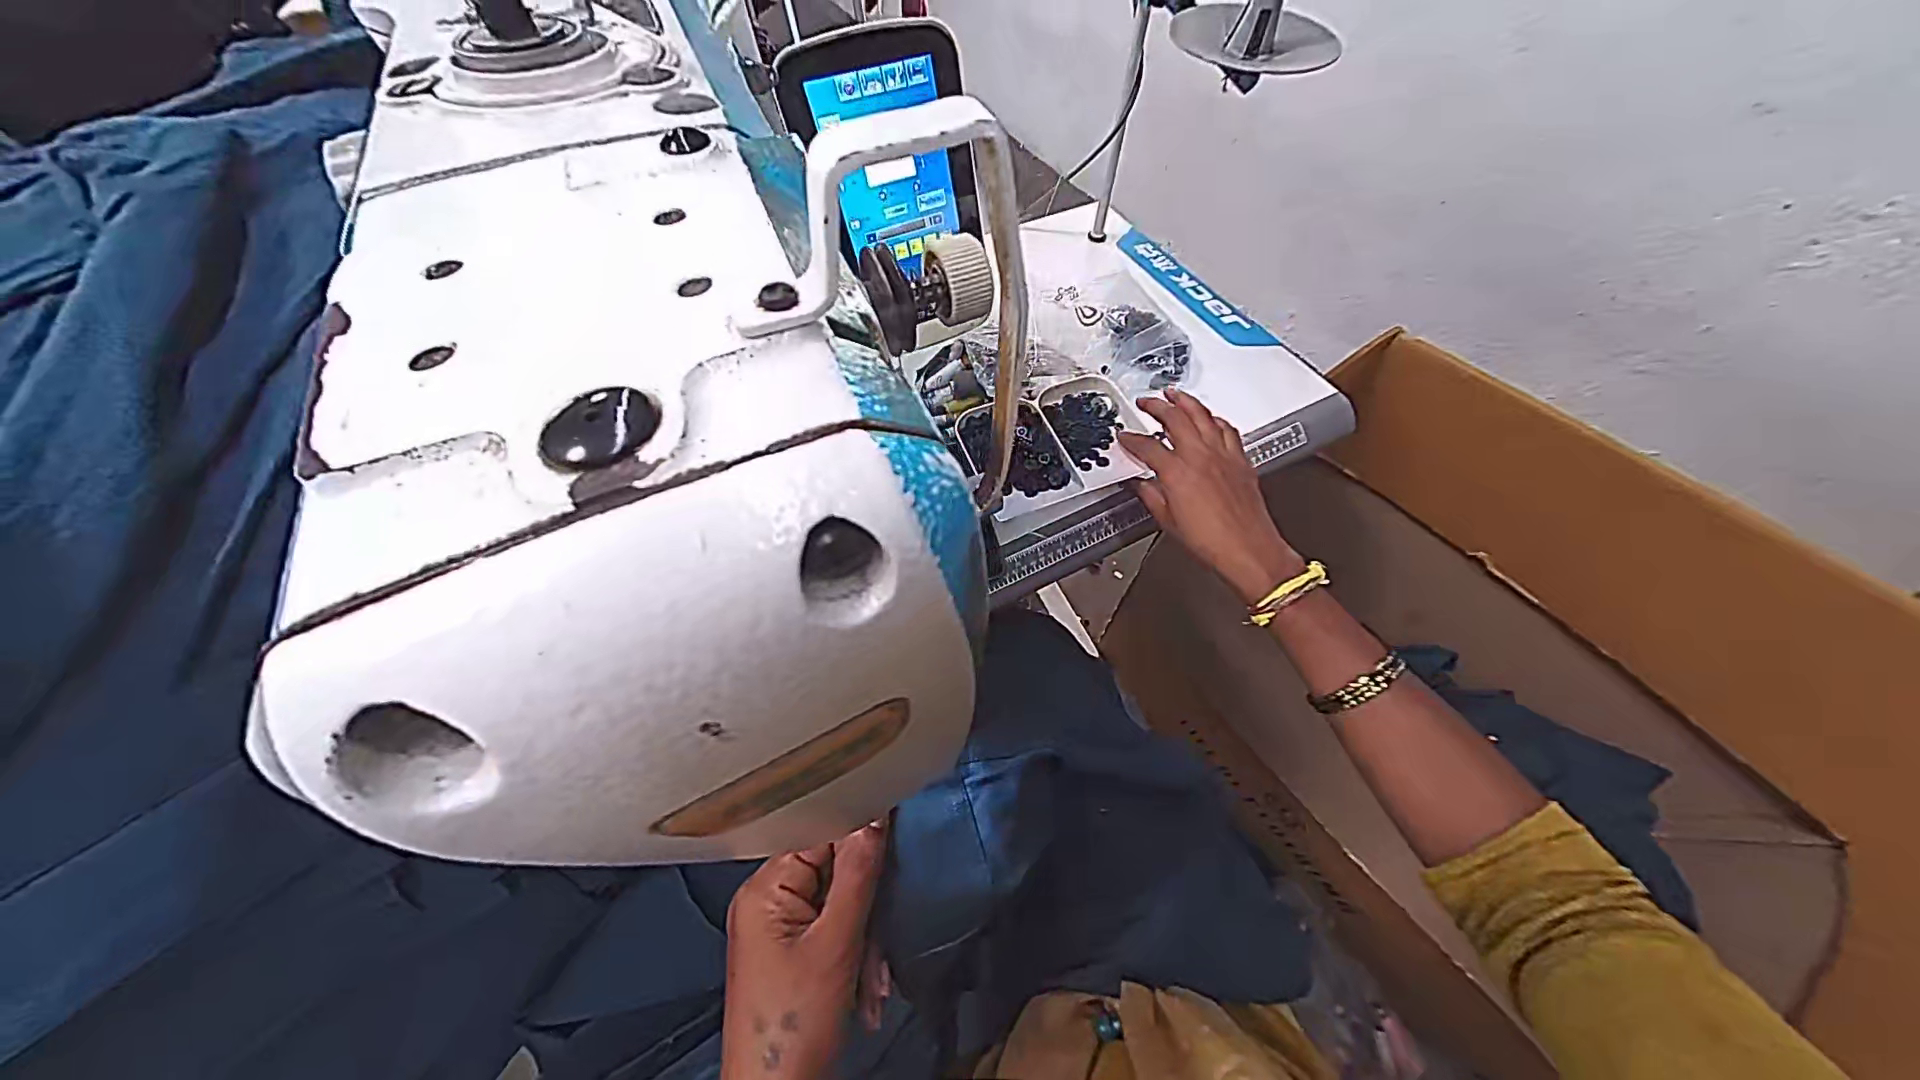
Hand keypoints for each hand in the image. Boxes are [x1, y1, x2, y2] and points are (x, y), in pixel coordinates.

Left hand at [720, 820, 890, 1079]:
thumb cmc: (792, 1028)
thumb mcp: (836, 944)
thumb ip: (858, 874)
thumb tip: (875, 817)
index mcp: (765, 889)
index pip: (820, 832)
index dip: (859, 836)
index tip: (892, 844)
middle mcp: (766, 899)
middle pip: (833, 869)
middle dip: (866, 906)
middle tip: (878, 941)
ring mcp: (778, 925)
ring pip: (839, 902)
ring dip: (865, 938)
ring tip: (869, 981)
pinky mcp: (790, 948)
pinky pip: (832, 928)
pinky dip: (854, 953)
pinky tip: (861, 988)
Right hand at [1117, 388, 1304, 604]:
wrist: (1248, 550)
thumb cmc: (1212, 541)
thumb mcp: (1168, 521)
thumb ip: (1151, 496)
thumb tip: (1142, 485)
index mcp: (1177, 472)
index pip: (1147, 446)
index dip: (1131, 439)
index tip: (1124, 436)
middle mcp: (1201, 457)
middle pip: (1176, 418)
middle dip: (1157, 406)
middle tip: (1147, 402)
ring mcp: (1223, 455)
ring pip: (1203, 415)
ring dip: (1186, 401)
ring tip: (1176, 395)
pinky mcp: (1241, 461)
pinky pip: (1226, 429)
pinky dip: (1214, 419)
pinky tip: (1210, 418)